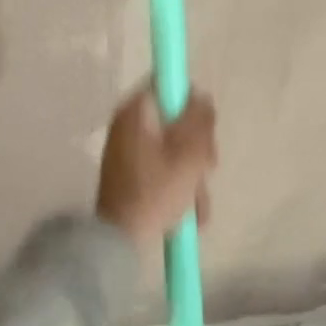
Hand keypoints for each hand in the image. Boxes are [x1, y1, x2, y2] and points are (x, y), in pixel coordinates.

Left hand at [95, 85, 217, 247]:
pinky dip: (178, 188)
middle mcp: (128, 125)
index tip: (205, 129)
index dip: (192, 104)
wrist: (119, 238)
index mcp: (136, 112)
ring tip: (197, 204)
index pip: (169, 86)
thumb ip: (199, 121)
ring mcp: (128, 151)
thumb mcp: (189, 155)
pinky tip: (190, 214)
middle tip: (206, 169)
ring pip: (174, 150)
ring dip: (192, 176)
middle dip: (198, 148)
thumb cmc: (155, 192)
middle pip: (175, 121)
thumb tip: (199, 95)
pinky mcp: (131, 174)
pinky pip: (163, 170)